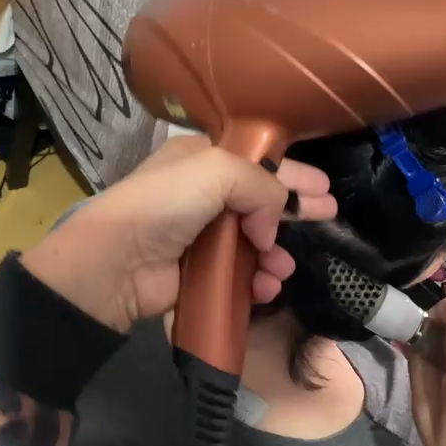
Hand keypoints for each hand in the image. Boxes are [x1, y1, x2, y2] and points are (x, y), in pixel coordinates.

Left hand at [22, 137, 337, 332]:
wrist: (117, 263)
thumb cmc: (165, 205)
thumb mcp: (217, 171)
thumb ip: (261, 184)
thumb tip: (273, 220)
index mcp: (202, 160)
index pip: (258, 162)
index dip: (293, 172)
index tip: (325, 188)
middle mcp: (203, 194)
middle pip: (261, 201)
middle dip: (294, 211)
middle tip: (327, 216)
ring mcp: (201, 236)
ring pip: (255, 242)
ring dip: (276, 253)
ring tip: (282, 265)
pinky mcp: (199, 273)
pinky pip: (241, 275)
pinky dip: (258, 280)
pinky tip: (266, 286)